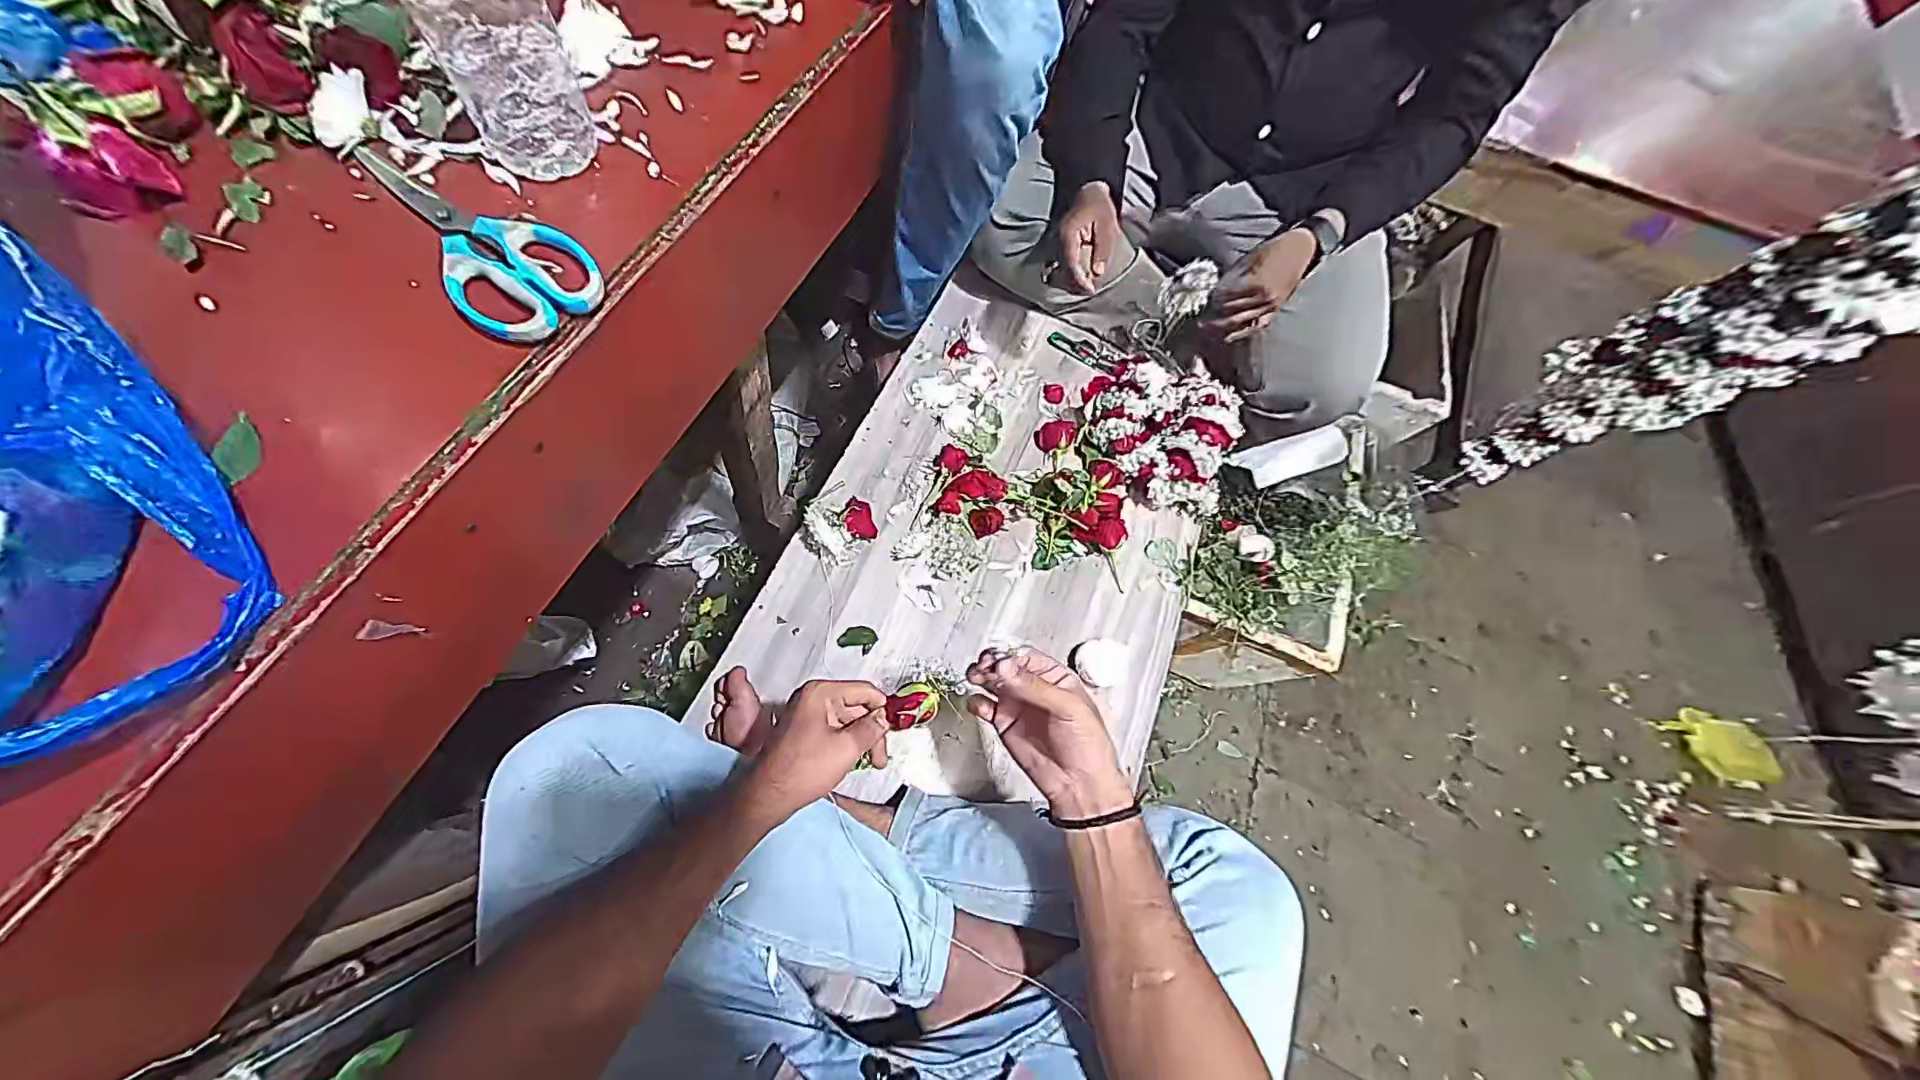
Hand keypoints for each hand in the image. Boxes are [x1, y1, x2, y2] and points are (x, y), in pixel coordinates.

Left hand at [737, 680, 888, 823]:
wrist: (769, 797)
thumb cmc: (801, 771)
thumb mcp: (848, 747)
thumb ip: (872, 728)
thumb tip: (885, 717)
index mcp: (820, 693)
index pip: (865, 690)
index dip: (882, 709)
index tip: (892, 726)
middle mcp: (811, 698)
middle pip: (856, 705)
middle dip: (872, 729)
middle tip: (880, 754)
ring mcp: (805, 713)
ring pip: (847, 719)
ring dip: (860, 738)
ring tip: (869, 761)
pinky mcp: (803, 730)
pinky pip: (834, 729)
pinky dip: (846, 742)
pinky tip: (852, 759)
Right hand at [965, 648, 1133, 817]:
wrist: (1079, 785)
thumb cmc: (1089, 746)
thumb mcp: (1069, 707)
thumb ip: (1035, 687)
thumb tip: (1006, 668)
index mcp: (1056, 677)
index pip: (1026, 657)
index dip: (1010, 656)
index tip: (1000, 662)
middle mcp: (1034, 688)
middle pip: (1006, 665)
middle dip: (992, 662)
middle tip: (984, 666)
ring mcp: (1018, 704)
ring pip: (992, 681)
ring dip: (980, 675)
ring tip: (976, 677)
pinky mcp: (1005, 723)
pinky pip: (984, 706)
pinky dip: (976, 702)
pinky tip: (978, 703)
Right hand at [1056, 182, 1123, 294]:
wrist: (1087, 186)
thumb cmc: (1098, 203)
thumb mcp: (1107, 224)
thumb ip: (1103, 248)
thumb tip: (1097, 272)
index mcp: (1068, 235)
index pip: (1071, 264)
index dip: (1080, 280)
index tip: (1090, 289)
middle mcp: (1059, 240)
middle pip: (1063, 270)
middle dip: (1076, 284)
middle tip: (1090, 290)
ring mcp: (1058, 243)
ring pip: (1062, 269)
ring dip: (1074, 280)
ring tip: (1088, 285)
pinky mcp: (1061, 245)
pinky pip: (1064, 264)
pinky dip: (1072, 273)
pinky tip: (1082, 276)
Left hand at [1199, 227, 1317, 344]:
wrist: (1303, 249)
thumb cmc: (1276, 249)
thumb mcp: (1251, 258)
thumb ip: (1234, 276)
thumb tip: (1216, 290)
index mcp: (1256, 283)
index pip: (1226, 297)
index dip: (1214, 299)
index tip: (1206, 299)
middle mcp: (1264, 298)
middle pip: (1231, 311)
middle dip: (1214, 314)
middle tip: (1200, 318)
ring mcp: (1271, 306)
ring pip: (1240, 321)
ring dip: (1221, 325)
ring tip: (1206, 327)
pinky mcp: (1275, 310)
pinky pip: (1256, 325)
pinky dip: (1240, 333)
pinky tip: (1227, 337)